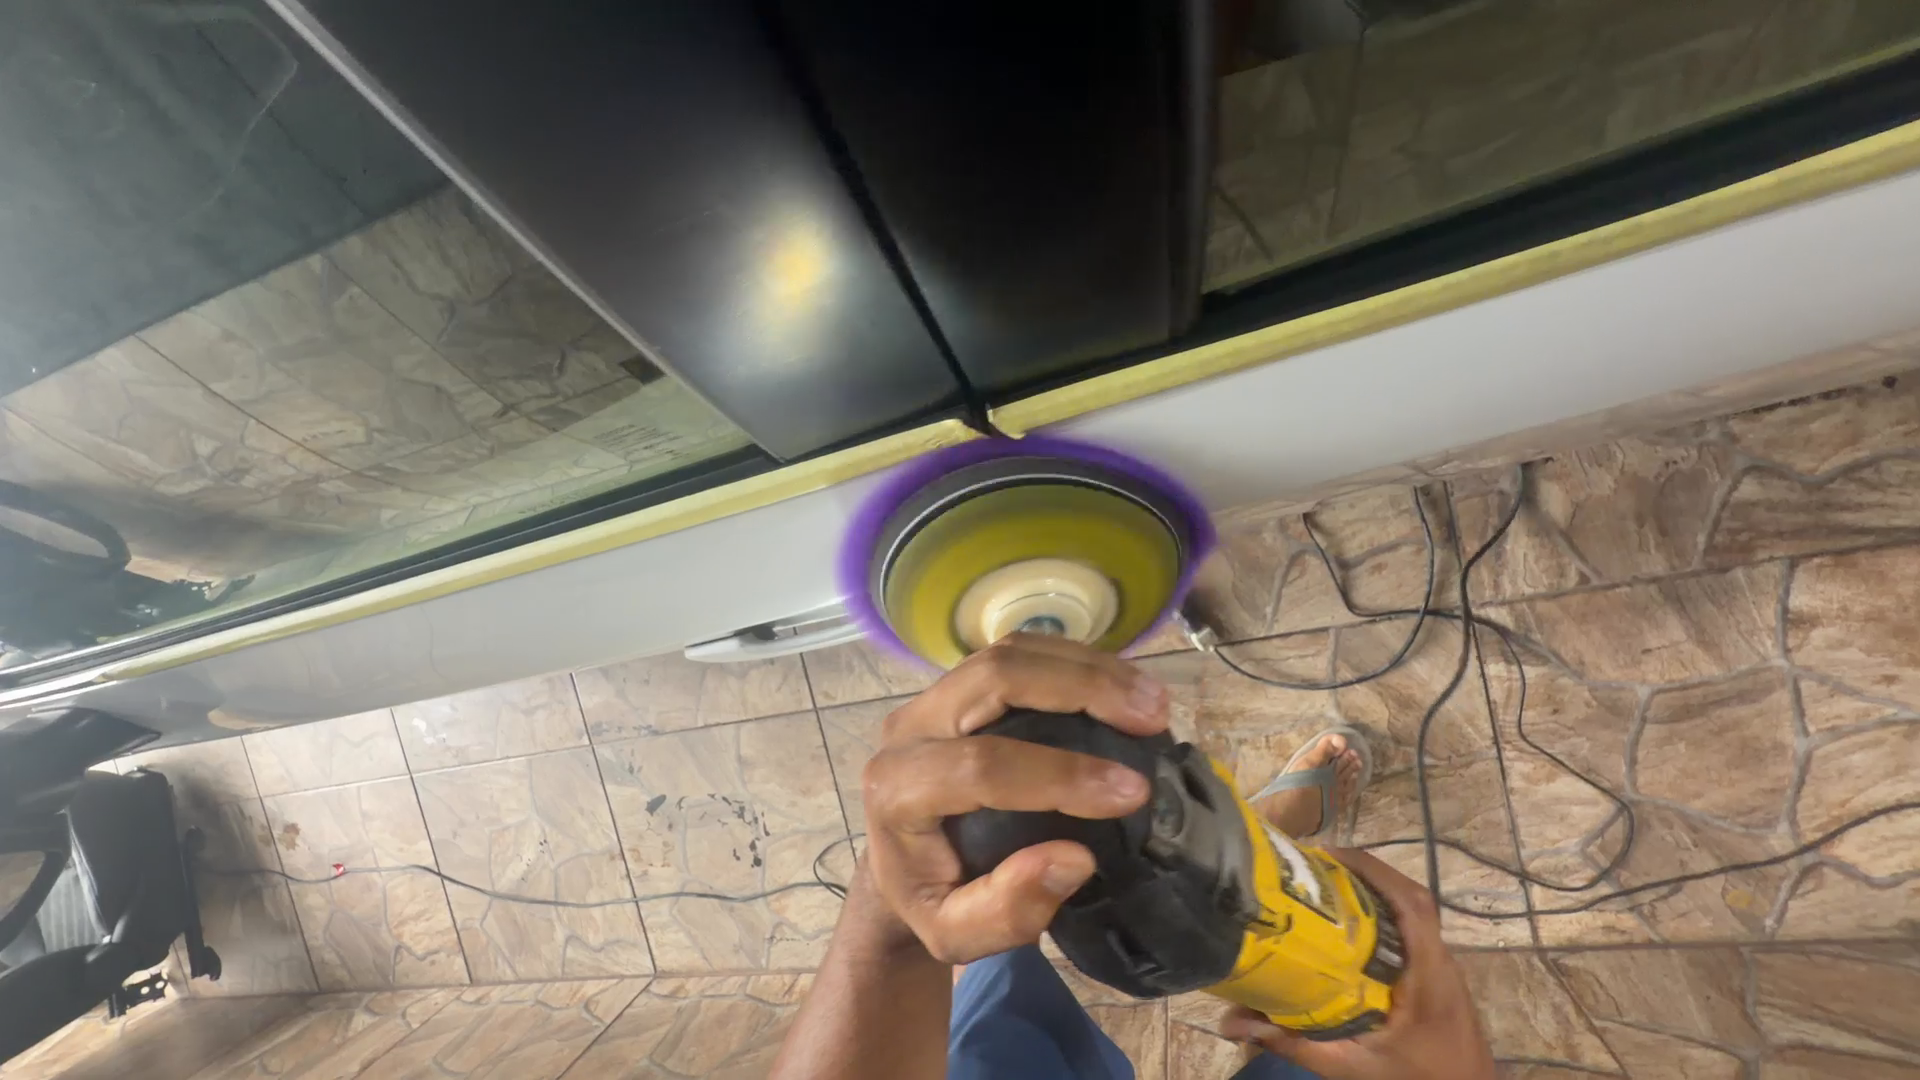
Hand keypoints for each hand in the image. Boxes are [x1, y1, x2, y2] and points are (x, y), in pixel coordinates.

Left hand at [860, 635, 1168, 963]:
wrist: (898, 859)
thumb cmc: (931, 895)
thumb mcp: (957, 934)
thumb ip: (1007, 910)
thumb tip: (1073, 858)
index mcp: (898, 792)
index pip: (981, 766)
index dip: (1060, 774)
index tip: (1132, 791)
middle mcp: (907, 729)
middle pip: (994, 678)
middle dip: (1081, 690)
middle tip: (1152, 718)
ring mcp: (931, 696)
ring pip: (1010, 653)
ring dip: (1087, 667)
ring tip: (1151, 699)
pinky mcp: (957, 683)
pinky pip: (1017, 652)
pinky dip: (1076, 660)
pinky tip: (1122, 684)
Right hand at [1221, 849, 1495, 1079]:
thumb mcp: (1350, 1069)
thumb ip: (1294, 1041)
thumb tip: (1231, 1021)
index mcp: (1428, 976)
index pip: (1411, 905)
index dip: (1373, 871)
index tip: (1325, 856)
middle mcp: (1442, 964)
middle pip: (1411, 898)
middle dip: (1365, 872)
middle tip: (1315, 864)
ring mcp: (1445, 970)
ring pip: (1413, 911)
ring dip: (1374, 889)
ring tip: (1325, 882)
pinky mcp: (1440, 978)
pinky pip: (1412, 929)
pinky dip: (1382, 912)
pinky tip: (1348, 921)